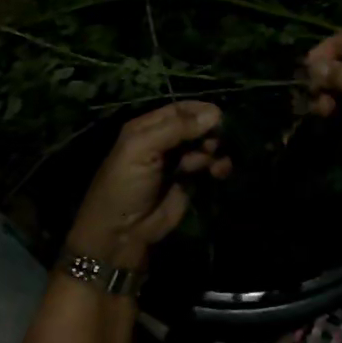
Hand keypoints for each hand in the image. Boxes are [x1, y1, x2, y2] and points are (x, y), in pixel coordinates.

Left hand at [67, 101, 230, 269]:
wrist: (121, 232)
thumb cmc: (125, 185)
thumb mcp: (142, 149)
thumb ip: (175, 129)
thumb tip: (214, 114)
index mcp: (147, 128)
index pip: (179, 109)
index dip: (200, 111)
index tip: (220, 117)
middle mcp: (164, 142)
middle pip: (196, 127)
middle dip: (210, 131)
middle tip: (216, 142)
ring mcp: (178, 163)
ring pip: (205, 146)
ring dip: (216, 150)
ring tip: (217, 162)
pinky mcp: (190, 183)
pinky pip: (209, 167)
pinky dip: (218, 166)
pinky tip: (220, 172)